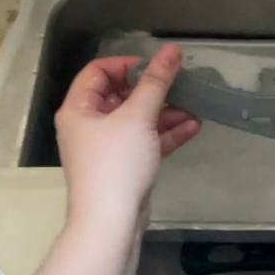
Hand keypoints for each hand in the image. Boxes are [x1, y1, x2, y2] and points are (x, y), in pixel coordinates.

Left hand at [54, 43, 199, 234]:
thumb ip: (157, 81)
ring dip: (166, 111)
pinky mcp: (124, 166)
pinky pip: (145, 141)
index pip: (98, 71)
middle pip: (121, 94)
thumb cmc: (117, 163)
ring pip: (137, 119)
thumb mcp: (138, 116)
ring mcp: (106, 147)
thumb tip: (172, 49)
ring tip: (195, 107)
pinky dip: (166, 133)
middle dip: (154, 89)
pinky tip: (193, 127)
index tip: (157, 66)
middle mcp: (88, 125)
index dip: (127, 63)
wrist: (110, 224)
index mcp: (79, 108)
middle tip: (181, 84)